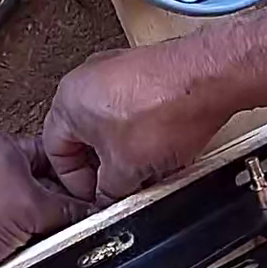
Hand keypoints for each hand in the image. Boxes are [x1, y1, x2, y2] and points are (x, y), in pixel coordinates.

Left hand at [0, 132, 88, 267]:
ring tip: (39, 240)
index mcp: (4, 147)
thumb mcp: (31, 206)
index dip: (78, 176)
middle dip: (59, 208)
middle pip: (46, 187)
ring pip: (31, 214)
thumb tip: (90, 213)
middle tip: (72, 223)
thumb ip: (68, 208)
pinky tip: (21, 252)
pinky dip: (21, 244)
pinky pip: (14, 234)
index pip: (56, 156)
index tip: (94, 196)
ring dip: (38, 229)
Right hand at [42, 46, 237, 203]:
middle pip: (87, 137)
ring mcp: (120, 70)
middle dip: (106, 167)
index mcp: (68, 100)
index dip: (74, 182)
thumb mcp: (126, 169)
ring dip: (129, 152)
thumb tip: (108, 197)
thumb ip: (108, 190)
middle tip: (121, 187)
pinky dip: (148, 132)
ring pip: (116, 125)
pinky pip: (139, 109)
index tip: (94, 196)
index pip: (56, 151)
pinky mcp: (150, 71)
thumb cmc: (165, 108)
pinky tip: (168, 149)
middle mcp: (89, 78)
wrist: (210, 78)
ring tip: (150, 170)